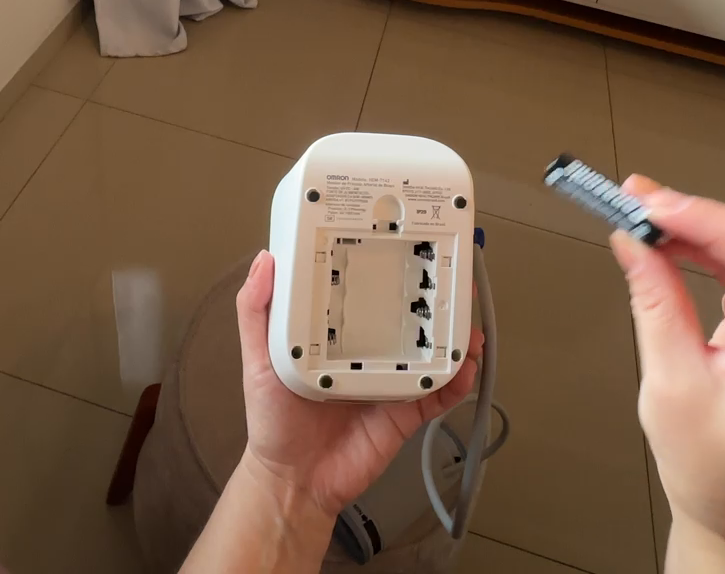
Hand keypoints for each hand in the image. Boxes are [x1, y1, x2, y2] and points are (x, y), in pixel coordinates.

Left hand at [233, 250, 483, 518]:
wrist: (294, 483)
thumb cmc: (273, 418)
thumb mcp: (257, 360)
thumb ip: (255, 312)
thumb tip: (264, 259)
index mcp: (334, 331)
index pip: (361, 290)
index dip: (381, 264)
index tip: (401, 240)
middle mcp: (366, 349)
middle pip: (404, 316)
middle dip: (432, 296)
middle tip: (453, 276)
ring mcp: (389, 379)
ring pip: (429, 350)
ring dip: (453, 335)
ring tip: (468, 320)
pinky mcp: (404, 412)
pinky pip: (436, 394)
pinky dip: (456, 381)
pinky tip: (467, 366)